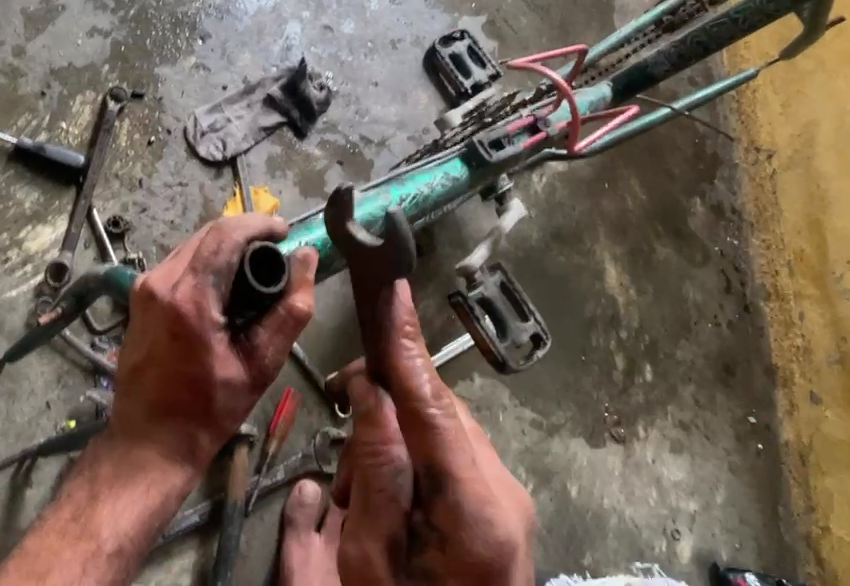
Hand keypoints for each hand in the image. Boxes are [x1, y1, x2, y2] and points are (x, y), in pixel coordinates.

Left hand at [108, 213, 317, 475]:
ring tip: (256, 266)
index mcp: (189, 296)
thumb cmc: (207, 411)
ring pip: (191, 245)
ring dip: (224, 246)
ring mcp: (144, 287)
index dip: (259, 224)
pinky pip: (177, 264)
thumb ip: (290, 310)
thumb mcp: (260, 365)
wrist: (149, 441)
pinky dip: (205, 263)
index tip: (285, 231)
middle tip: (276, 250)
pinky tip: (225, 283)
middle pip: (207, 234)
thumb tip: (306, 261)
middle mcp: (160, 281)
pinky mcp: (138, 297)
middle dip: (244, 233)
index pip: (226, 234)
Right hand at [330, 281, 534, 584]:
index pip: (433, 407)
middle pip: (440, 411)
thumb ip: (374, 468)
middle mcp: (506, 493)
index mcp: (476, 511)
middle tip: (339, 407)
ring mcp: (511, 498)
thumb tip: (368, 391)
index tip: (394, 291)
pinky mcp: (504, 504)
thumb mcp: (370, 558)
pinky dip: (413, 455)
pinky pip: (452, 453)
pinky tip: (387, 492)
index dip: (407, 346)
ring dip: (395, 433)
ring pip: (443, 428)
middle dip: (386, 400)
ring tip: (355, 485)